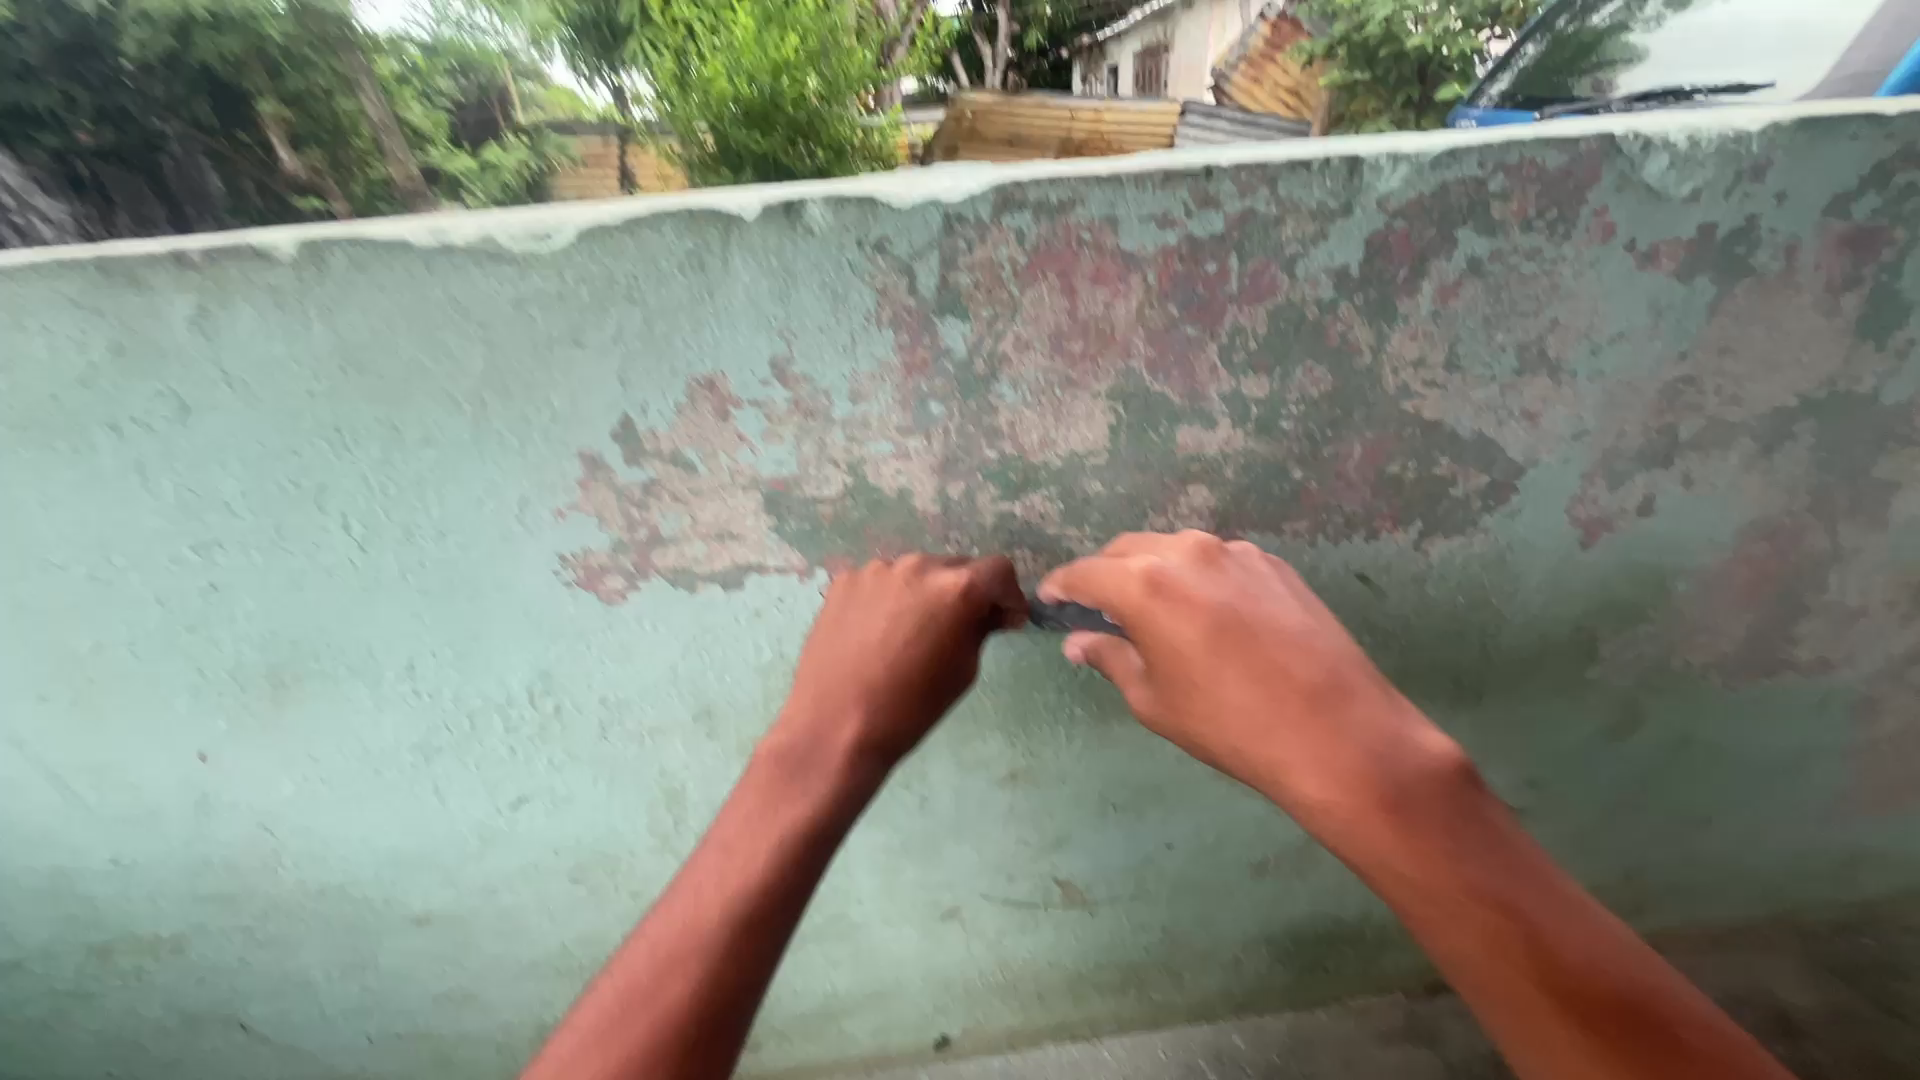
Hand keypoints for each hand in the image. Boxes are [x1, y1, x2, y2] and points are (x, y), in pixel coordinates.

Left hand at [771, 555, 1026, 770]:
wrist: (835, 725)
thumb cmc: (910, 707)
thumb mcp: (964, 670)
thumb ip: (980, 628)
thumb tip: (989, 612)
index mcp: (956, 588)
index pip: (999, 570)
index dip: (1007, 595)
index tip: (1004, 621)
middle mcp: (918, 565)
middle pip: (956, 567)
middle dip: (965, 593)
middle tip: (958, 628)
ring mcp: (877, 569)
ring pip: (916, 572)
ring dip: (924, 594)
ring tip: (911, 632)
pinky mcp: (845, 580)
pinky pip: (881, 581)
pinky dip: (890, 598)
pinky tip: (877, 633)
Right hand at [1040, 531, 1465, 831]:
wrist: (1337, 732)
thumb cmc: (1228, 724)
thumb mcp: (1153, 700)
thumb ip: (1109, 658)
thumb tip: (1078, 641)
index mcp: (1144, 584)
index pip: (1085, 573)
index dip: (1061, 586)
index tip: (1050, 598)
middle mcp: (1187, 552)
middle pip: (1127, 551)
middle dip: (1104, 574)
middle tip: (1097, 607)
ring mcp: (1236, 553)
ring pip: (1174, 549)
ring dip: (1151, 570)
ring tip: (1151, 606)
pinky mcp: (1274, 564)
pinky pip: (1217, 559)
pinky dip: (1196, 576)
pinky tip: (1206, 610)